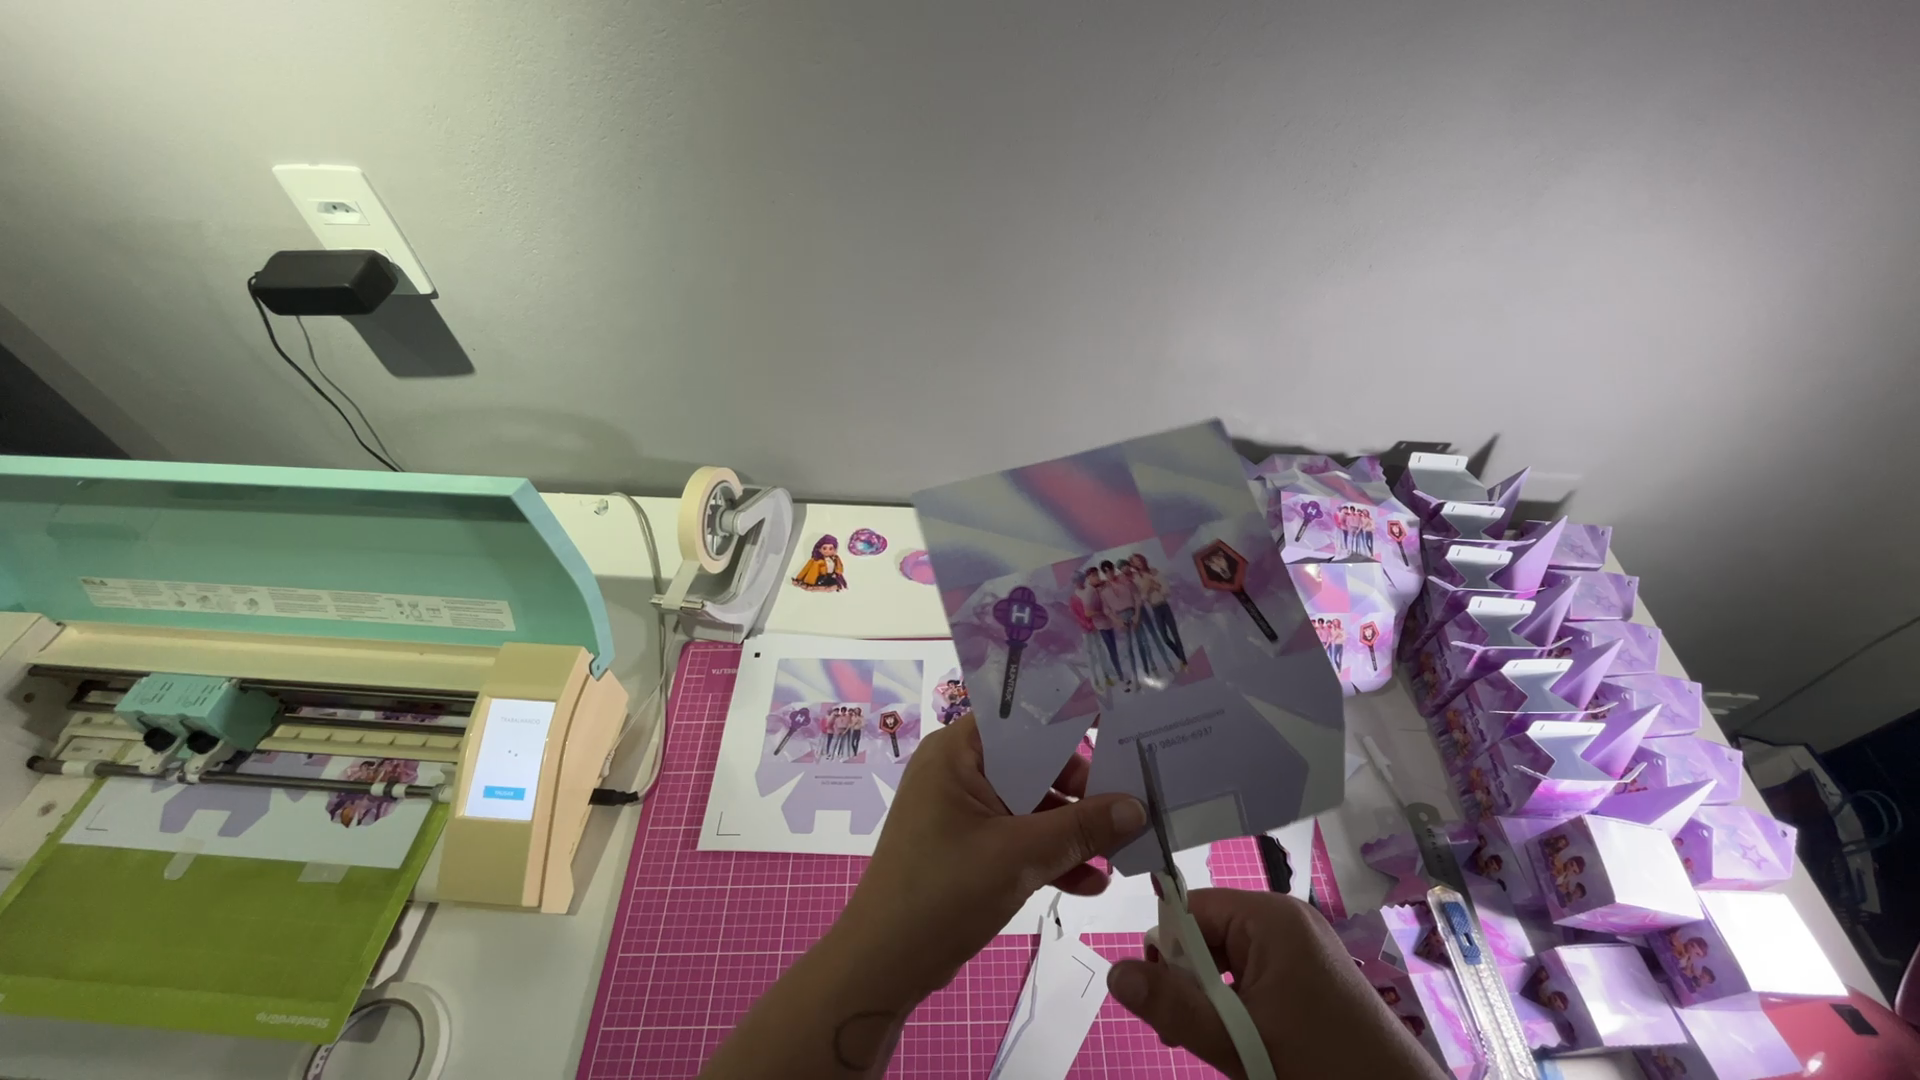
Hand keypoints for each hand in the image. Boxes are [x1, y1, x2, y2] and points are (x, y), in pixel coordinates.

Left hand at [835, 712, 1147, 1001]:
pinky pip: (1017, 837)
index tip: (1120, 736)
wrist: (884, 964)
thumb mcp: (1020, 855)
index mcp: (958, 752)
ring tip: (1121, 851)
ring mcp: (962, 811)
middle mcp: (959, 771)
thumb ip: (1082, 828)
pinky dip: (1049, 855)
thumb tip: (1137, 806)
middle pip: (1033, 764)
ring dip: (1072, 830)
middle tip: (1129, 806)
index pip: (1023, 719)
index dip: (1071, 725)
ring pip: (1030, 805)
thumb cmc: (944, 891)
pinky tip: (1091, 883)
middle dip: (1082, 792)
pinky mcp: (968, 847)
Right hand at [1106, 889, 1445, 1079]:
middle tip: (1188, 1037)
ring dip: (1214, 1000)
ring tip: (1223, 1048)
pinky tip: (1246, 1045)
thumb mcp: (1237, 1041)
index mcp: (1269, 917)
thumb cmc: (1321, 1069)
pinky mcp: (1315, 977)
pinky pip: (1256, 977)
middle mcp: (1286, 920)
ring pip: (1229, 961)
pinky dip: (1241, 1008)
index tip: (1164, 1005)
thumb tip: (1115, 972)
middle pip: (1208, 934)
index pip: (1190, 909)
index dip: (1168, 953)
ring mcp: (1304, 948)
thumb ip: (1173, 1006)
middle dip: (1191, 982)